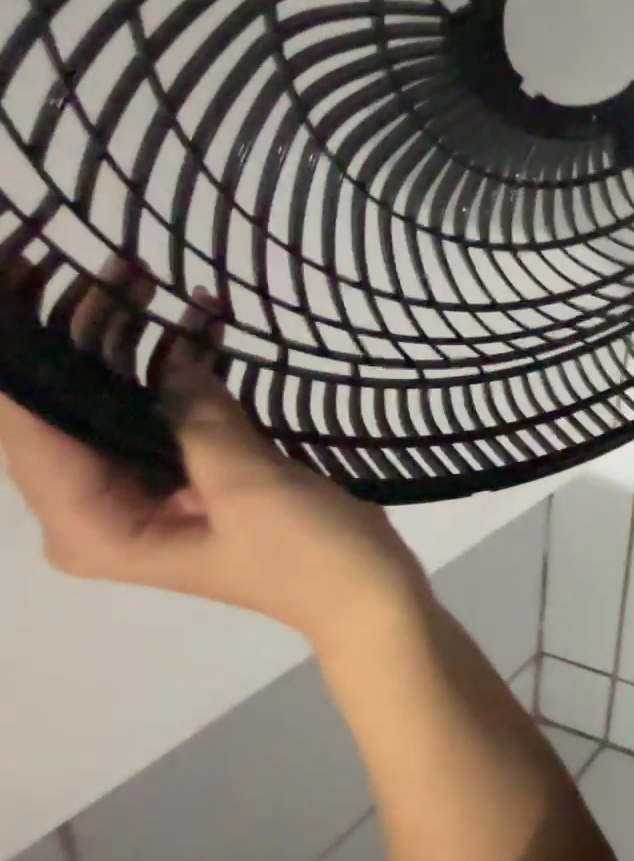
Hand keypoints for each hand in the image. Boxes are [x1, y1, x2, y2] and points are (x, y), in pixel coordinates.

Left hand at [0, 259, 427, 646]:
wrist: (370, 597)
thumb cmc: (310, 555)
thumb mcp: (250, 486)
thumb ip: (199, 417)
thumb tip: (168, 352)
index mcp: (90, 524)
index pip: (23, 426)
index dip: (17, 352)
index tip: (16, 278)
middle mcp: (97, 508)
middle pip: (56, 410)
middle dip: (67, 335)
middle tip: (91, 263)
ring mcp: (146, 493)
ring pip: (109, 406)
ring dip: (123, 346)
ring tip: (137, 278)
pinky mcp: (194, 481)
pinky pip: (163, 417)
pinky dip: (177, 373)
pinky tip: (197, 326)